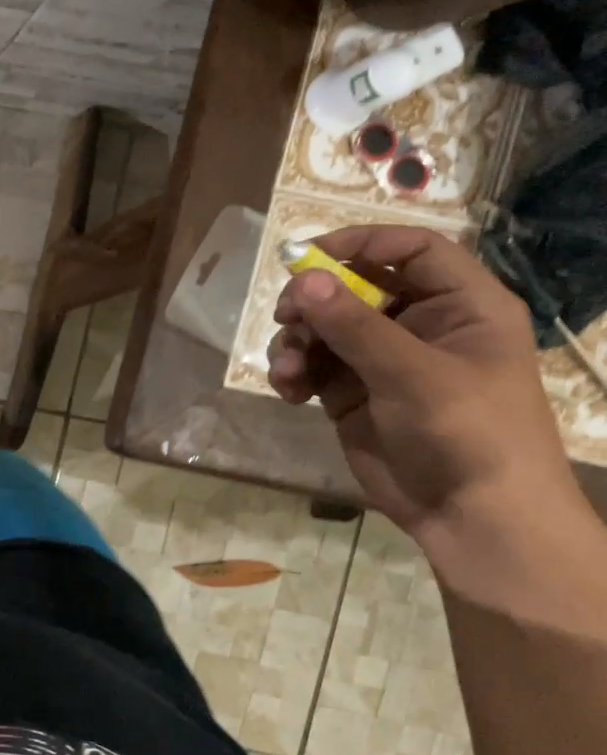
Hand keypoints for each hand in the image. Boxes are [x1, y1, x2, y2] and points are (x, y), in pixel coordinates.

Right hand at [266, 226, 585, 556]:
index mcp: (462, 307)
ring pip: (324, 329)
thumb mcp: (411, 373)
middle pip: (355, 287)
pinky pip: (312, 366)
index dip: (361, 244)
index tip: (304, 257)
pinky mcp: (352, 393)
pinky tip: (289, 392)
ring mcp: (384, 361)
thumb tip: (301, 279)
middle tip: (284, 319)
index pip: (412, 250)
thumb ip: (354, 325)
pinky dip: (293, 373)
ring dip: (296, 344)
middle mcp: (422, 325)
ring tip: (288, 372)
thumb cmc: (466, 432)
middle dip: (314, 303)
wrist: (468, 510)